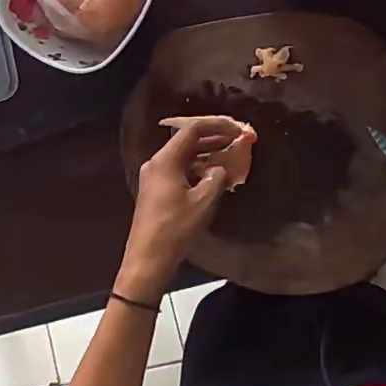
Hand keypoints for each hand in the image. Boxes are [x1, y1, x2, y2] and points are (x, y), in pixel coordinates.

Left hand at [117, 119, 232, 304]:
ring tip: (230, 156)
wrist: (147, 259)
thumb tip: (221, 168)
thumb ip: (217, 178)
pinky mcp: (156, 190)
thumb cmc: (176, 228)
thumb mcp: (204, 202)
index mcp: (165, 160)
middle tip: (238, 140)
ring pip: (183, 157)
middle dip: (213, 139)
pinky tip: (213, 176)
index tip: (237, 129)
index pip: (192, 130)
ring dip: (206, 155)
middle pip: (187, 141)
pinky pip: (179, 170)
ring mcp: (154, 177)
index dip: (217, 126)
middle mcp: (156, 163)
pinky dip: (197, 169)